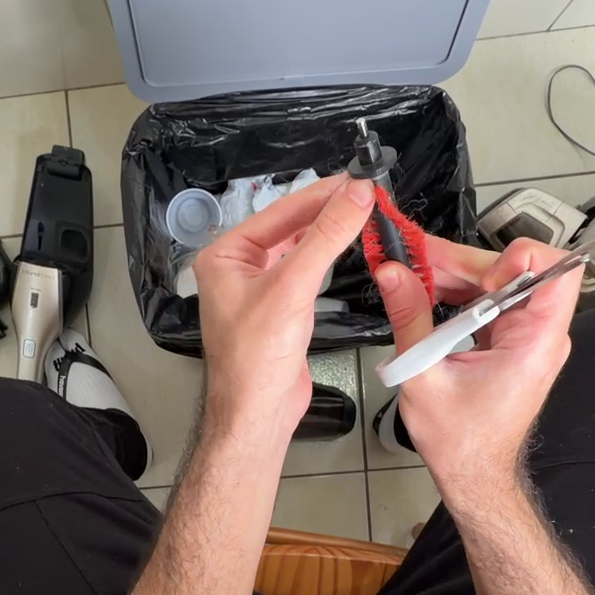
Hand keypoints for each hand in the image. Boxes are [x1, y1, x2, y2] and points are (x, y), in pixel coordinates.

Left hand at [193, 175, 373, 440]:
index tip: (360, 180)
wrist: (257, 413)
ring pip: (298, 249)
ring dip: (329, 234)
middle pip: (288, 227)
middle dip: (327, 212)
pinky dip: (326, 260)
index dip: (322, 195)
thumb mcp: (292, 289)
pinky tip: (346, 247)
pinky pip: (303, 273)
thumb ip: (325, 238)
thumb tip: (356, 193)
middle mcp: (236, 268)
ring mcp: (257, 289)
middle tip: (369, 195)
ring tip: (365, 214)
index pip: (279, 212)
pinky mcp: (277, 310)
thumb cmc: (257, 357)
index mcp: (224, 255)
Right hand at [371, 236, 581, 505]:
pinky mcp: (510, 341)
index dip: (514, 258)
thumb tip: (394, 274)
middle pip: (511, 270)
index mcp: (535, 342)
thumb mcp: (423, 375)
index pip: (554, 270)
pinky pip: (488, 302)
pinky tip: (424, 293)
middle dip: (461, 261)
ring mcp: (526, 336)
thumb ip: (409, 317)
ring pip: (496, 282)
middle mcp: (539, 334)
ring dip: (453, 275)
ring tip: (410, 273)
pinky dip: (457, 294)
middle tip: (414, 258)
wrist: (471, 471)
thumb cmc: (459, 440)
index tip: (472, 275)